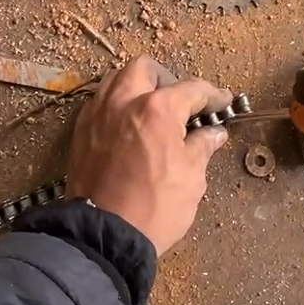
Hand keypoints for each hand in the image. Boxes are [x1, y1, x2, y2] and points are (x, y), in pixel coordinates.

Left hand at [68, 57, 230, 255]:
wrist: (103, 235)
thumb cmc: (153, 207)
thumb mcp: (191, 178)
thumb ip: (202, 147)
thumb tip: (213, 133)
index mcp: (157, 109)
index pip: (191, 89)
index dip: (212, 95)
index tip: (222, 102)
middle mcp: (123, 101)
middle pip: (145, 69)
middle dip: (167, 79)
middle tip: (181, 102)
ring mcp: (97, 114)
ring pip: (116, 79)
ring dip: (137, 87)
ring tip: (153, 110)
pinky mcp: (81, 131)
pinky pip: (99, 102)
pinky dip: (116, 104)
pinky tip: (129, 125)